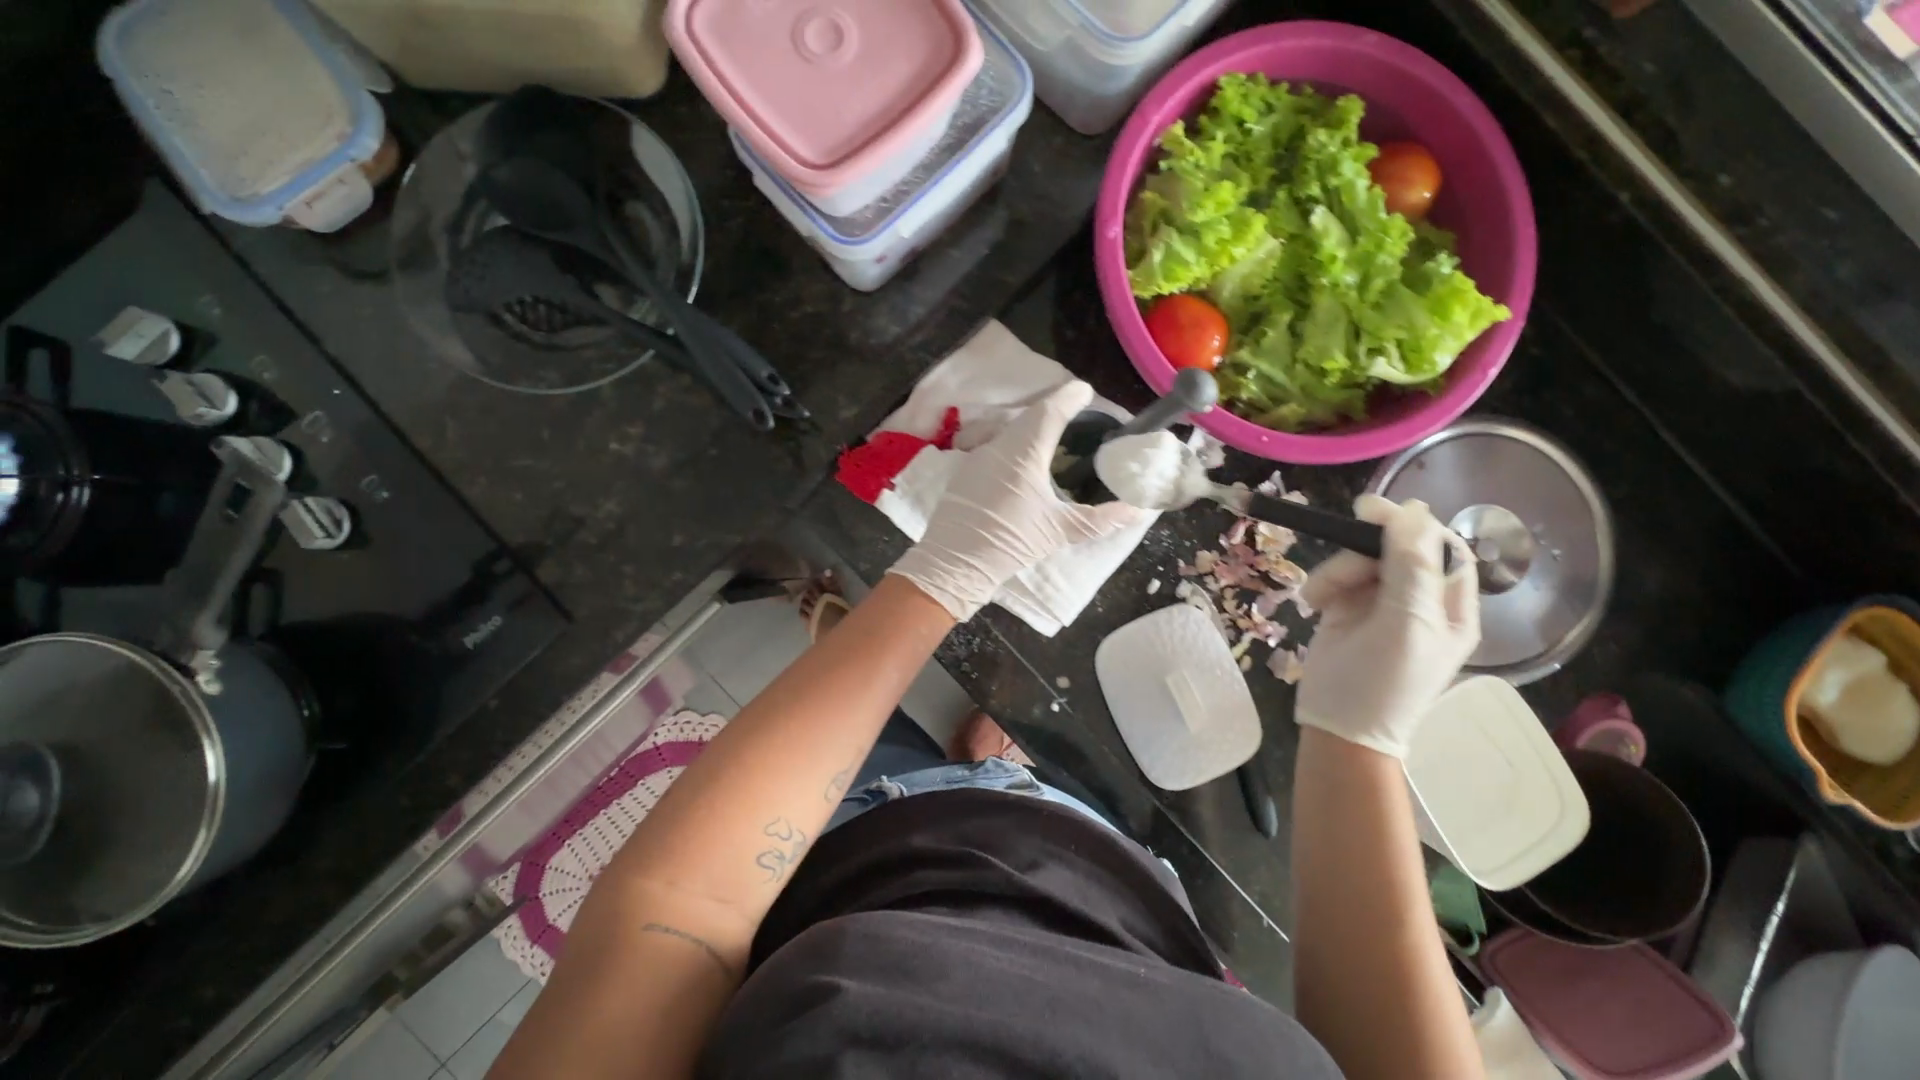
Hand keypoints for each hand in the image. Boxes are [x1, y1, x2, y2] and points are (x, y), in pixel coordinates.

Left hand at [888, 380, 1147, 620]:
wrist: (953, 564)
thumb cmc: (1009, 542)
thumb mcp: (1059, 532)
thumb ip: (1101, 520)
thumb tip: (1137, 512)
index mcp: (1023, 452)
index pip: (1049, 411)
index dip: (1069, 397)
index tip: (1085, 391)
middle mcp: (997, 446)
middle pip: (1027, 417)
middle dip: (1051, 411)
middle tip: (1073, 414)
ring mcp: (976, 458)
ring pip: (1006, 430)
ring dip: (1028, 428)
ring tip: (1050, 437)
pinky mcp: (963, 473)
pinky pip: (991, 446)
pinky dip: (1010, 446)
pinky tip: (1020, 463)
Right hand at [1295, 495, 1479, 758]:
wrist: (1338, 731)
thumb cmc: (1383, 683)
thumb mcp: (1406, 623)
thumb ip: (1412, 564)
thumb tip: (1412, 509)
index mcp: (1450, 607)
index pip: (1441, 548)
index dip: (1412, 526)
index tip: (1371, 512)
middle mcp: (1420, 602)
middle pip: (1396, 549)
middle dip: (1364, 553)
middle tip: (1340, 559)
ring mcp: (1381, 607)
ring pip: (1361, 561)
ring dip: (1337, 571)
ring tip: (1319, 597)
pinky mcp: (1347, 612)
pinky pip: (1337, 579)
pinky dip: (1323, 585)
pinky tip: (1314, 603)